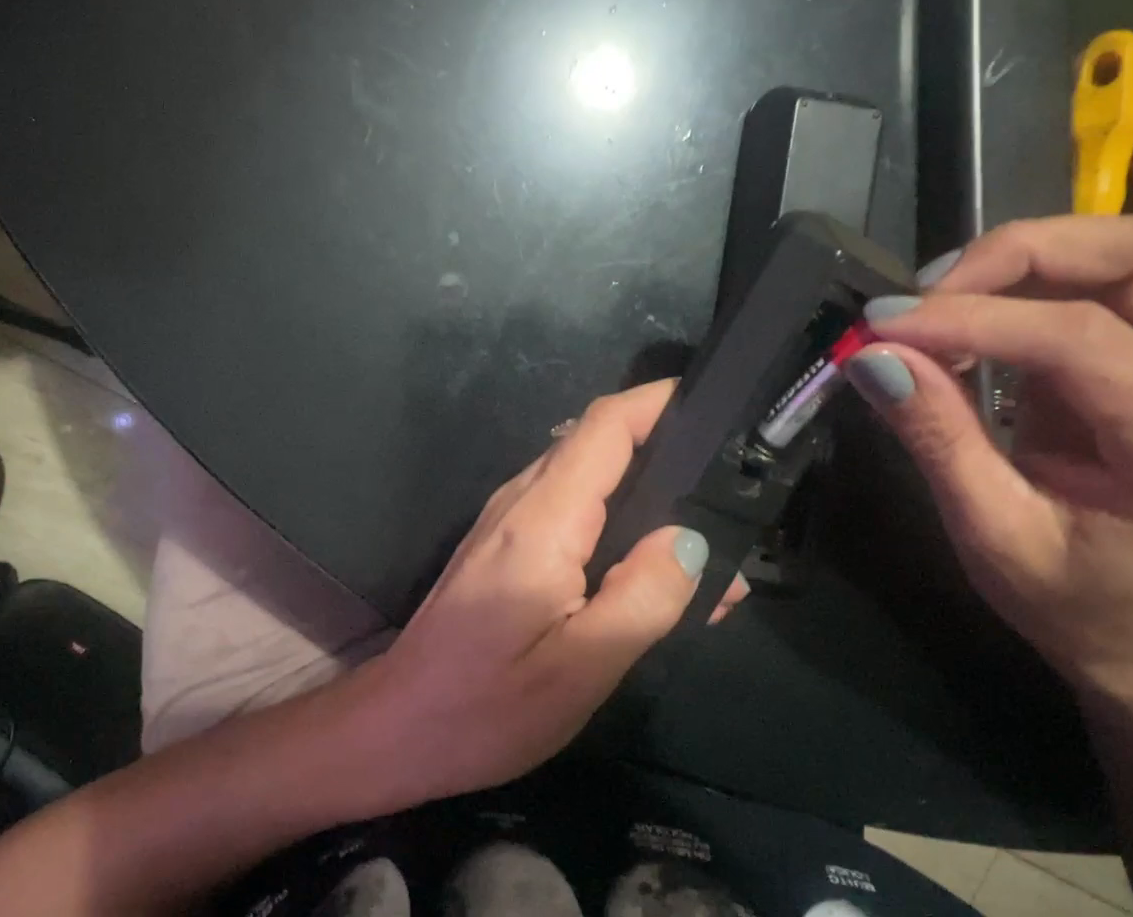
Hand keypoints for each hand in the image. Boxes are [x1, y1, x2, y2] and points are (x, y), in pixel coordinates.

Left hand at [356, 380, 743, 802]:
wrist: (398, 729)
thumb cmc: (486, 707)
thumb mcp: (582, 667)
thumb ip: (643, 597)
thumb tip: (691, 539)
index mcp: (542, 521)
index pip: (605, 427)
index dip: (659, 403)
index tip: (719, 408)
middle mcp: (520, 504)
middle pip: (597, 445)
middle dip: (667, 451)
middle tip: (734, 491)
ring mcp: (506, 525)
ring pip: (586, 479)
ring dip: (647, 495)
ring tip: (711, 545)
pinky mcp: (503, 550)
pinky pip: (569, 513)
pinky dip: (617, 523)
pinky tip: (653, 573)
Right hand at [843, 214, 1132, 684]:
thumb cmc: (1068, 598)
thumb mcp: (990, 532)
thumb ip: (938, 437)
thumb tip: (872, 357)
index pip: (1084, 339)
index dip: (974, 320)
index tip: (883, 324)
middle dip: (1027, 251)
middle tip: (930, 290)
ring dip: (1032, 255)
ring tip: (945, 296)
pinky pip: (1113, 279)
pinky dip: (1034, 278)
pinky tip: (976, 311)